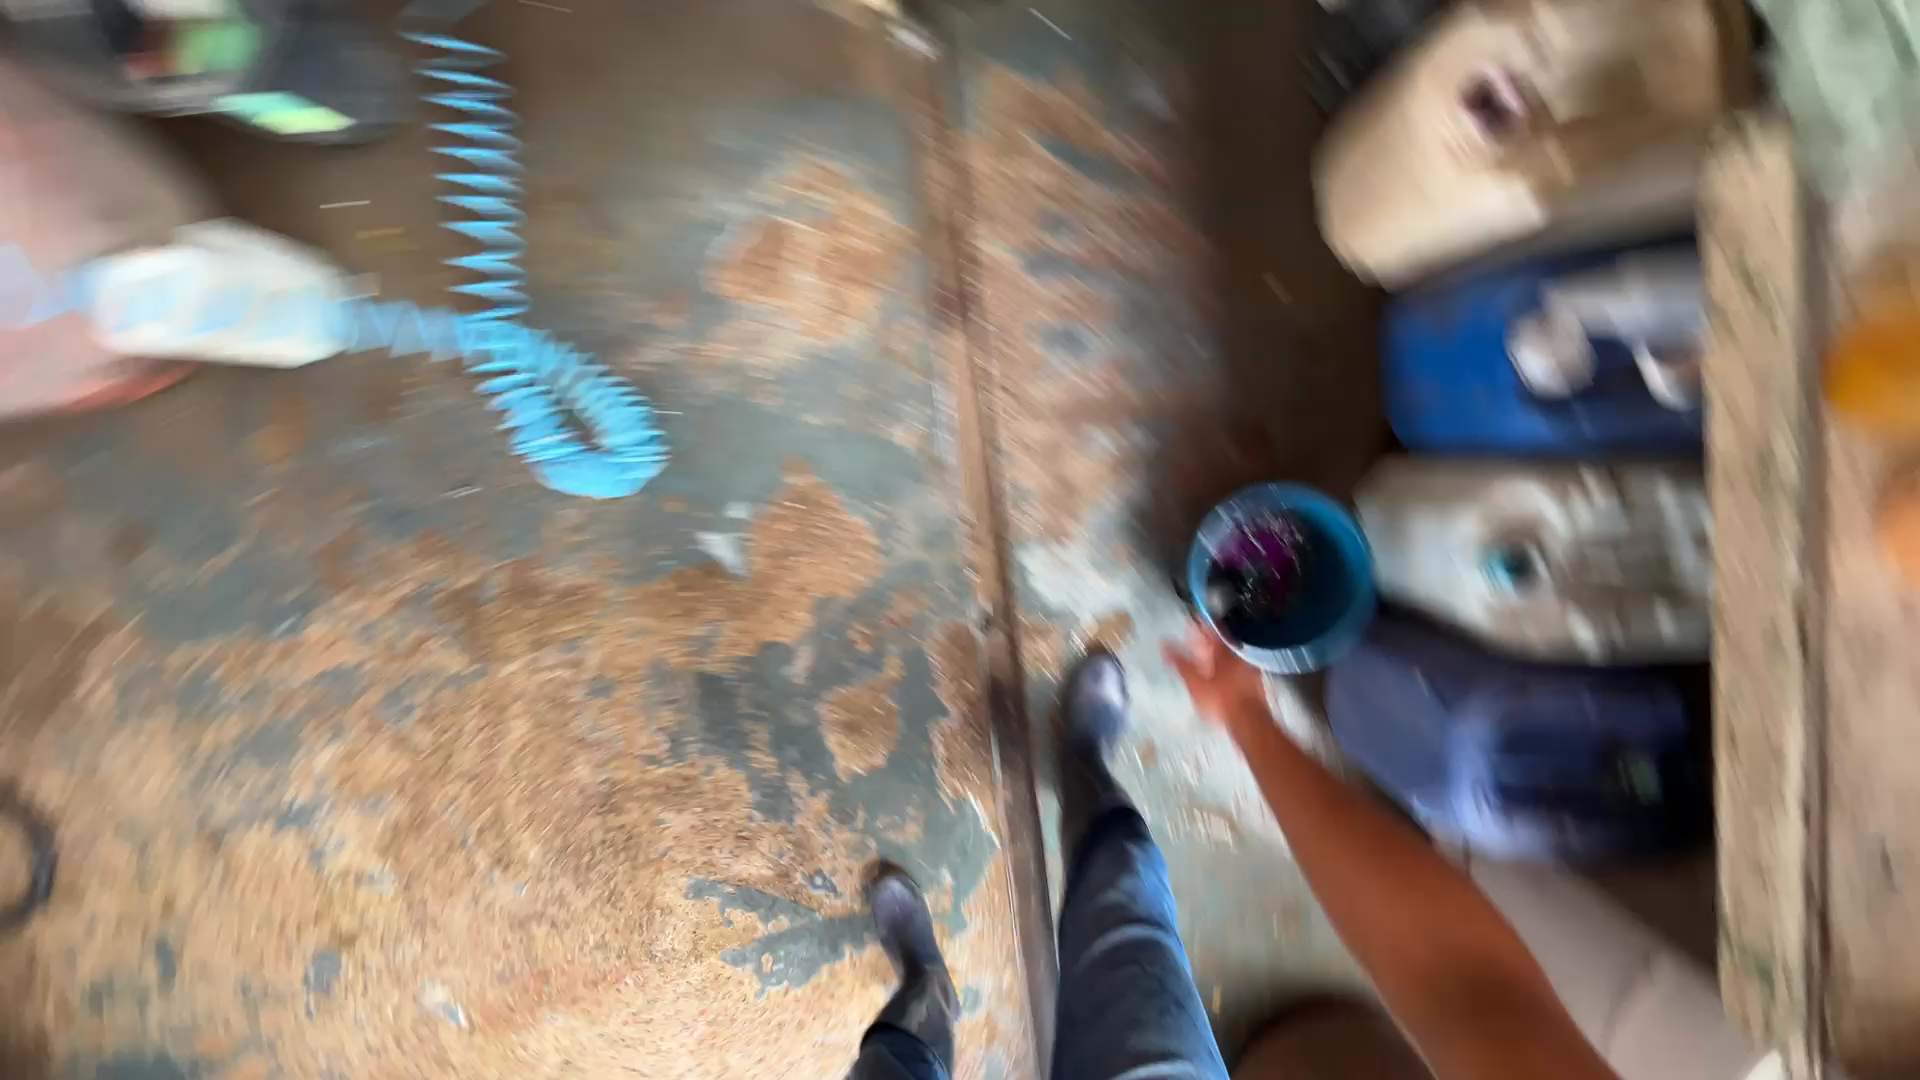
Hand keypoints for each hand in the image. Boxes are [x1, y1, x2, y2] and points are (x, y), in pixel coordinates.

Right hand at [1163, 620, 1271, 738]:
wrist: (1249, 722)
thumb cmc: (1220, 700)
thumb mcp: (1194, 682)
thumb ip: (1179, 662)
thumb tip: (1164, 643)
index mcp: (1223, 651)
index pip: (1211, 629)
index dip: (1201, 624)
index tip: (1192, 620)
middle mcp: (1238, 656)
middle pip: (1221, 642)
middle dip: (1207, 641)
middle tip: (1195, 640)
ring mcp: (1249, 669)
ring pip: (1229, 656)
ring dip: (1216, 655)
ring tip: (1204, 658)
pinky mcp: (1254, 683)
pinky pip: (1237, 668)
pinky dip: (1226, 668)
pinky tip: (1219, 677)